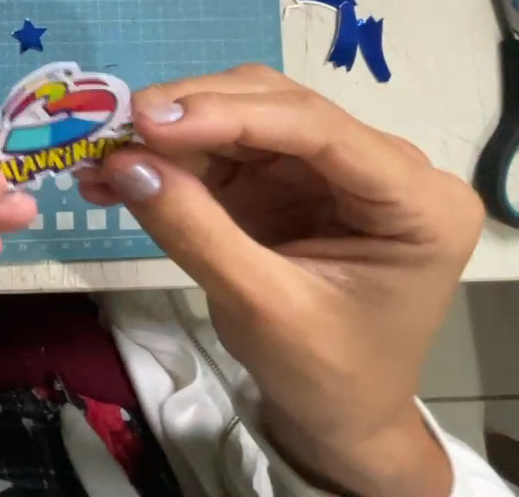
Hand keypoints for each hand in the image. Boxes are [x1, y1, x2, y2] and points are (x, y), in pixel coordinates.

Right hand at [80, 66, 483, 496]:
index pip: (316, 127)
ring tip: (103, 155)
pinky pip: (213, 144)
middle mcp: (376, 164)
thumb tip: (121, 163)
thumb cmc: (325, 373)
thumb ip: (195, 230)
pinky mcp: (279, 173)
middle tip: (116, 130)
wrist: (335, 415)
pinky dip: (162, 154)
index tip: (147, 122)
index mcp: (415, 201)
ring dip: (166, 131)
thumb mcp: (262, 308)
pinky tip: (115, 173)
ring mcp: (323, 165)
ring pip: (235, 112)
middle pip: (272, 103)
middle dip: (189, 113)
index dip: (226, 114)